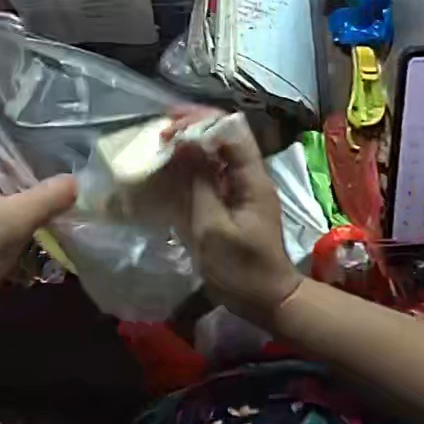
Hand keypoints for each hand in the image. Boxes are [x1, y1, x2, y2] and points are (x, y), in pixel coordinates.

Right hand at [170, 114, 300, 323]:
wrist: (267, 301)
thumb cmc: (242, 269)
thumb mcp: (214, 228)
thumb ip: (198, 184)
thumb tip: (183, 146)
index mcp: (252, 178)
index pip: (230, 132)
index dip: (200, 122)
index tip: (168, 127)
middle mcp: (248, 177)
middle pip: (222, 138)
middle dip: (190, 130)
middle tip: (158, 133)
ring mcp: (240, 190)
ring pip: (214, 155)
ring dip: (187, 148)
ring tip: (157, 146)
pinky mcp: (230, 204)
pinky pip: (210, 176)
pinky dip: (189, 169)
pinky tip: (168, 170)